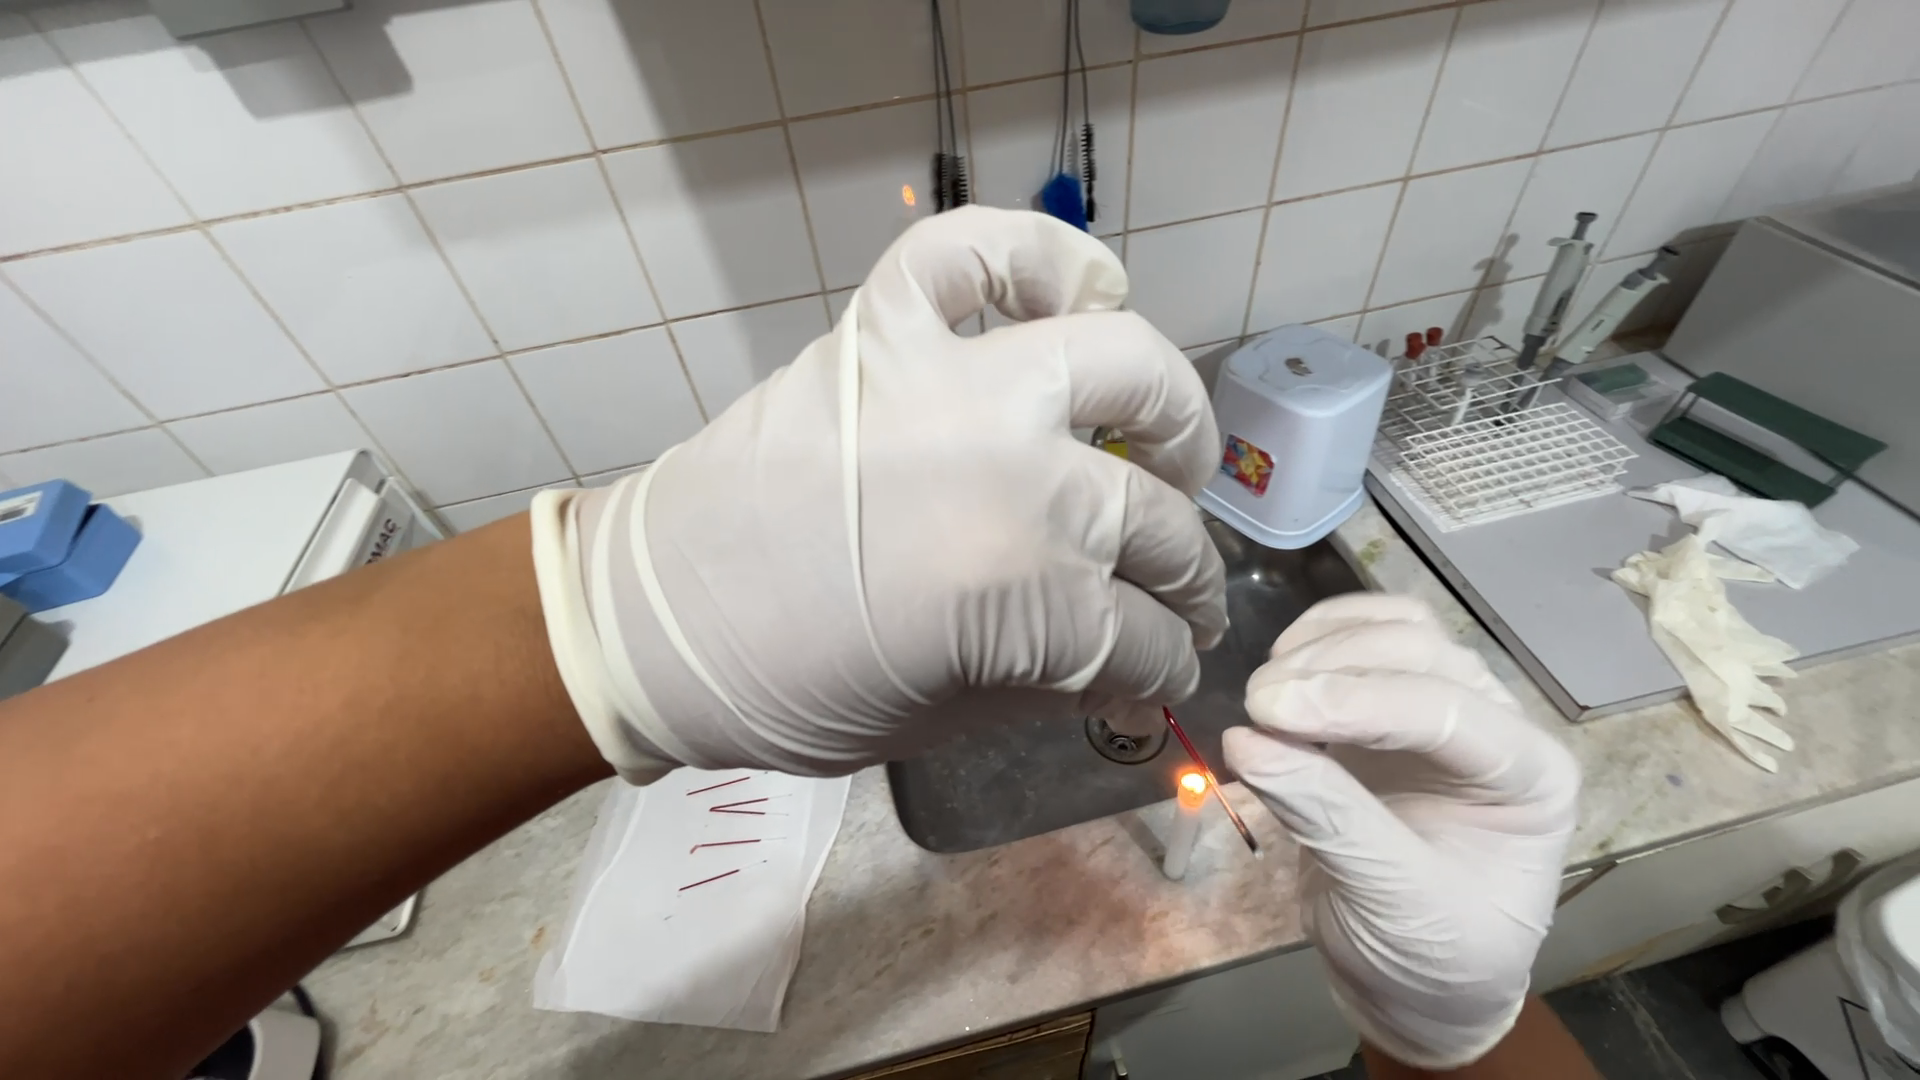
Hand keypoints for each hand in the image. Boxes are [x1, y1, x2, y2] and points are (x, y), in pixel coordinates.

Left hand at [529, 207, 1224, 780]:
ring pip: (1125, 366)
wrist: (648, 618)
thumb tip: (1125, 670)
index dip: (1159, 669)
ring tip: (1169, 459)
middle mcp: (1008, 472)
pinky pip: (978, 251)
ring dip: (1173, 424)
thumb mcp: (938, 723)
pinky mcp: (883, 330)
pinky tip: (1084, 294)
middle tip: (1181, 595)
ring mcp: (949, 381)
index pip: (1137, 638)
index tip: (1161, 675)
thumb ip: (1050, 687)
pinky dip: (1041, 258)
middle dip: (1187, 578)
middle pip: (1153, 524)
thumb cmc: (786, 691)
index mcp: (1015, 597)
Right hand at [1222, 595, 1580, 1070]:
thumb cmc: (1428, 949)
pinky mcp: (1388, 699)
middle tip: (1257, 703)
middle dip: (1331, 668)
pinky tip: (1279, 666)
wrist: (1413, 969)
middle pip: (1420, 651)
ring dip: (1320, 645)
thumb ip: (1326, 817)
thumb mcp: (1389, 901)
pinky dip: (1315, 637)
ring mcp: (1443, 704)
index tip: (1265, 711)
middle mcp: (1495, 726)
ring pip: (1393, 629)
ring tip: (1262, 692)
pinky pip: (1362, 635)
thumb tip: (1245, 741)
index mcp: (1528, 779)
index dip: (1352, 701)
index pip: (1445, 710)